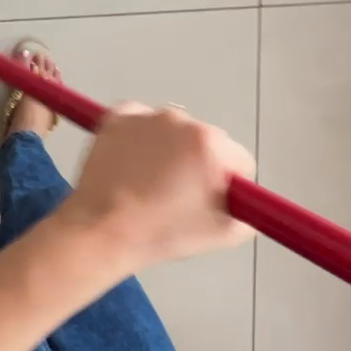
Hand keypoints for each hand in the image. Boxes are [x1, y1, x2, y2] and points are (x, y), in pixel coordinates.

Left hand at [59, 104, 255, 264]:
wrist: (102, 228)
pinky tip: (132, 160)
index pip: (239, 160)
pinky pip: (138, 121)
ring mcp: (143, 116)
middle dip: (198, 163)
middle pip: (205, 141)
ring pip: (171, 130)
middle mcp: (179, 119)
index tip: (212, 200)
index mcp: (210, 143)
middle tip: (178, 193)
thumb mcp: (225, 233)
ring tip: (149, 180)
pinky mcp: (115, 118)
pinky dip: (138, 136)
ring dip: (168, 148)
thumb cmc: (162, 232)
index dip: (230, 183)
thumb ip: (247, 211)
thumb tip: (243, 200)